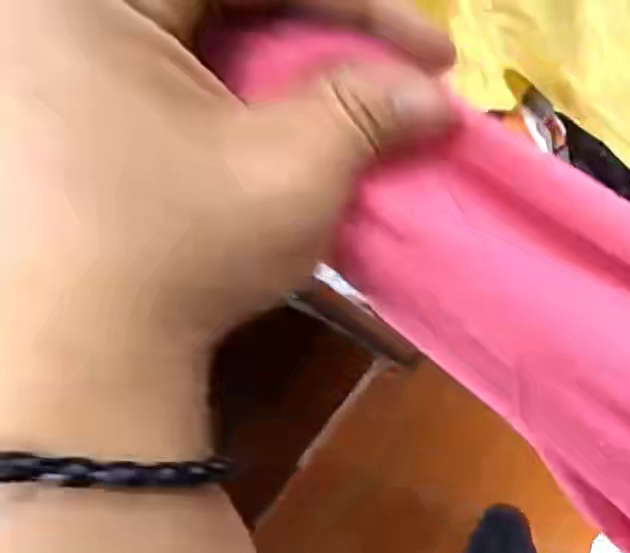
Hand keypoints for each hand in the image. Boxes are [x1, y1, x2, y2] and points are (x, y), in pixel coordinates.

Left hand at [0, 0, 453, 452]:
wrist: (83, 314)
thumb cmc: (182, 239)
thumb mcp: (290, 171)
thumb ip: (361, 116)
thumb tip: (436, 94)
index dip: (359, 8)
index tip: (440, 53)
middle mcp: (60, 1)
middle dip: (332, 22)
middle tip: (413, 63)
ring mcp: (65, 35)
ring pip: (211, 15)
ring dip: (301, 44)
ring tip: (374, 82)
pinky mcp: (73, 70)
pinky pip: (184, 45)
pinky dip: (259, 67)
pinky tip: (314, 97)